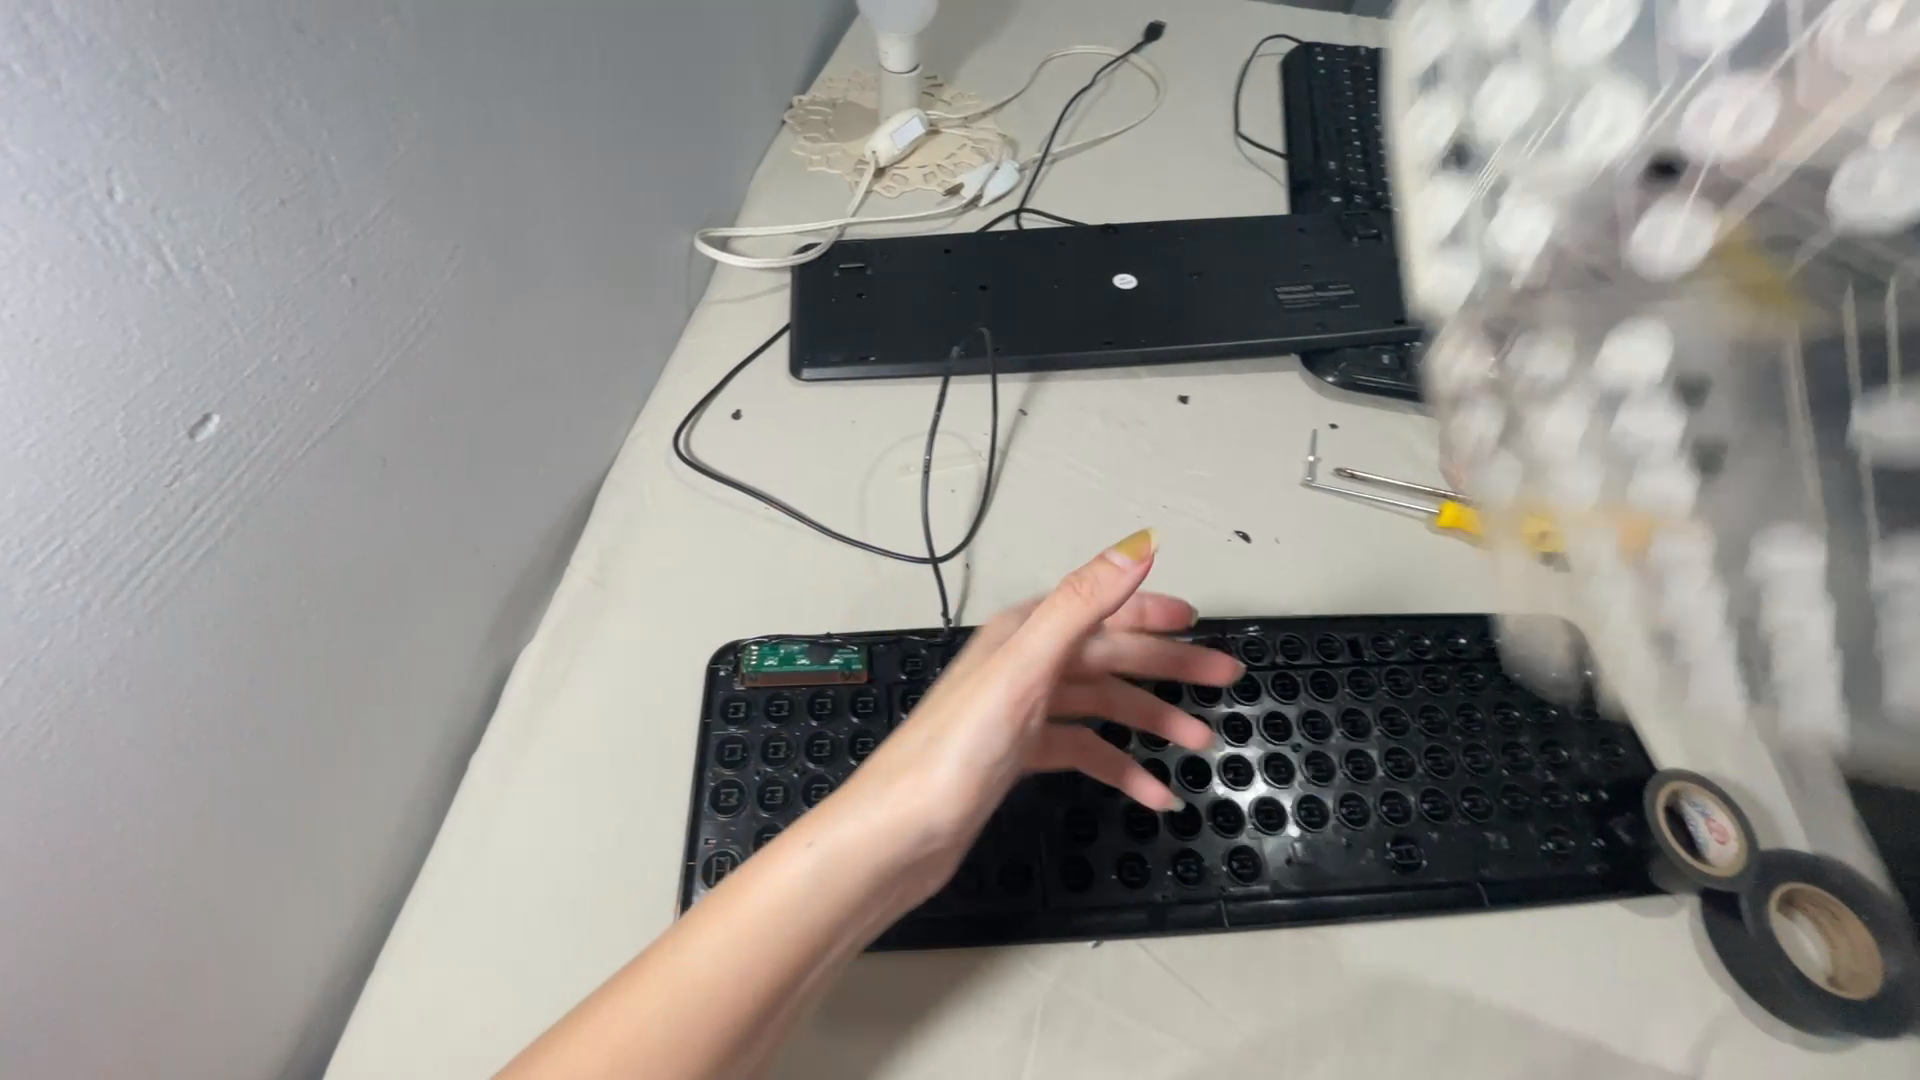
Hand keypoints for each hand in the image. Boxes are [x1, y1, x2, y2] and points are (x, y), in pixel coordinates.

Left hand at [817, 529, 1240, 910]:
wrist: (900, 833)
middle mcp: (1022, 666)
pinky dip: (1119, 768)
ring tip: (1199, 741)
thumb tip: (1136, 546)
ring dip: (1150, 720)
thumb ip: (1080, 604)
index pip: (1099, 609)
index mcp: (1022, 635)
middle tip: (1221, 676)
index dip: (1149, 610)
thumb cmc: (953, 751)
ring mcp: (1021, 712)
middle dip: (1166, 665)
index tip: (1196, 619)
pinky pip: (1082, 750)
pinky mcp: (1018, 755)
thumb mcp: (1023, 667)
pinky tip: (1152, 792)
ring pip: (1099, 705)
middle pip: (1107, 657)